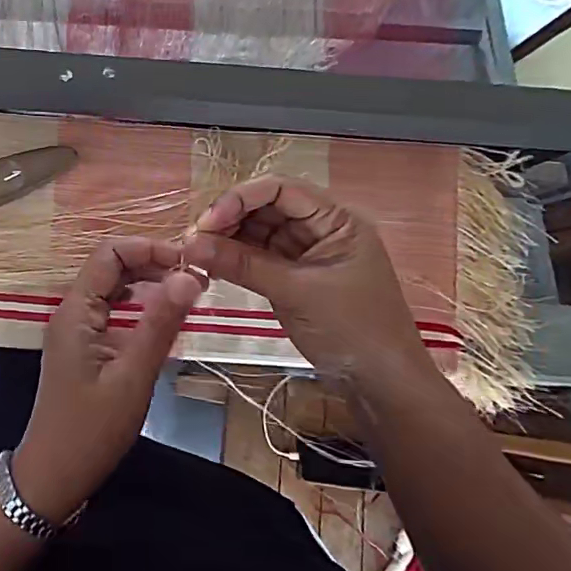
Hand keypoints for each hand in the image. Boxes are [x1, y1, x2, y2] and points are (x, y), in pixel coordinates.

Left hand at [11, 238, 204, 522]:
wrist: (55, 473)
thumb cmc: (91, 430)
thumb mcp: (133, 377)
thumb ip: (160, 324)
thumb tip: (190, 275)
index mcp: (75, 312)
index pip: (109, 253)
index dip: (149, 249)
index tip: (190, 264)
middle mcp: (71, 313)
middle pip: (111, 267)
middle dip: (153, 264)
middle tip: (197, 279)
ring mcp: (76, 331)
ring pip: (113, 289)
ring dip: (148, 284)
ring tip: (188, 293)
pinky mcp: (84, 348)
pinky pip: (113, 313)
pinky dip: (139, 307)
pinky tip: (164, 319)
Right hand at [183, 175, 439, 390]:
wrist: (380, 381)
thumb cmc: (351, 329)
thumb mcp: (295, 292)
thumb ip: (242, 265)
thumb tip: (190, 245)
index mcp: (336, 220)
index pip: (280, 189)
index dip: (239, 198)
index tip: (207, 222)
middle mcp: (319, 228)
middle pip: (265, 207)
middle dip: (228, 219)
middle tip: (193, 241)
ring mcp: (305, 253)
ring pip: (257, 232)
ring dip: (226, 239)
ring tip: (195, 254)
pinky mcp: (292, 277)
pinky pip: (256, 257)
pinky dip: (233, 259)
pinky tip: (210, 265)